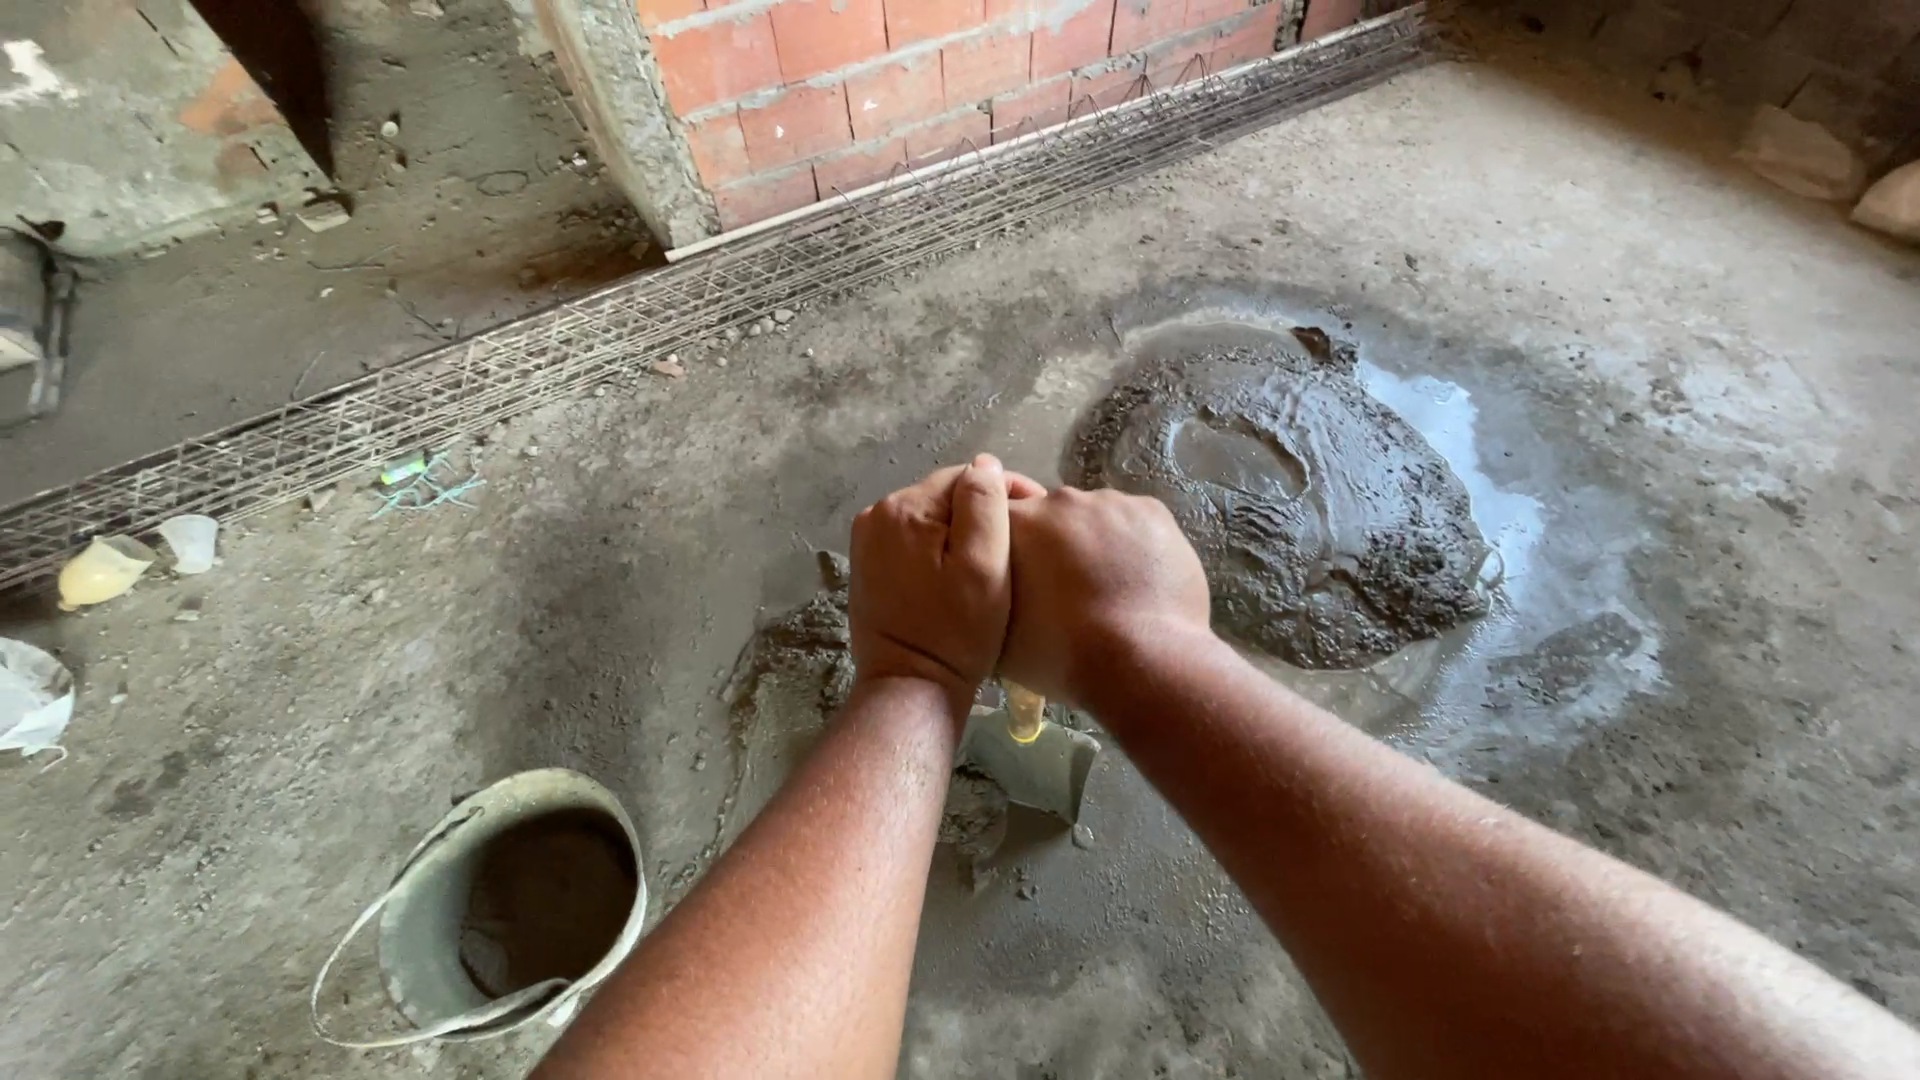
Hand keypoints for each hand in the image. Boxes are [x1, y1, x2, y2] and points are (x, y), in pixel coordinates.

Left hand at [848, 455, 1044, 705]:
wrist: (912, 686)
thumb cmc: (957, 631)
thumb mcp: (984, 565)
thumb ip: (984, 504)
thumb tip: (985, 465)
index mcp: (905, 507)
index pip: (965, 477)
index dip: (1004, 490)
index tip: (1033, 515)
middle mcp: (876, 515)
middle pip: (944, 496)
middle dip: (981, 510)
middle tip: (1018, 541)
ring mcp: (867, 542)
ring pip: (930, 518)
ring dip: (959, 530)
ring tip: (991, 558)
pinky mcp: (867, 567)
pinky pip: (912, 542)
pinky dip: (937, 550)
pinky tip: (957, 573)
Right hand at [1001, 487, 1210, 703]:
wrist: (1147, 661)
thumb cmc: (1064, 656)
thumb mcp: (996, 637)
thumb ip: (985, 599)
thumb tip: (987, 592)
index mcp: (1016, 524)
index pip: (997, 521)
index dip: (1006, 548)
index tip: (1018, 578)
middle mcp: (1060, 500)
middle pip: (1048, 516)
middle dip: (1051, 545)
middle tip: (1063, 592)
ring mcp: (1111, 502)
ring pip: (1093, 518)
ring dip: (1093, 543)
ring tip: (1107, 590)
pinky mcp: (1152, 510)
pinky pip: (1133, 523)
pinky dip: (1132, 545)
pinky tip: (1138, 582)